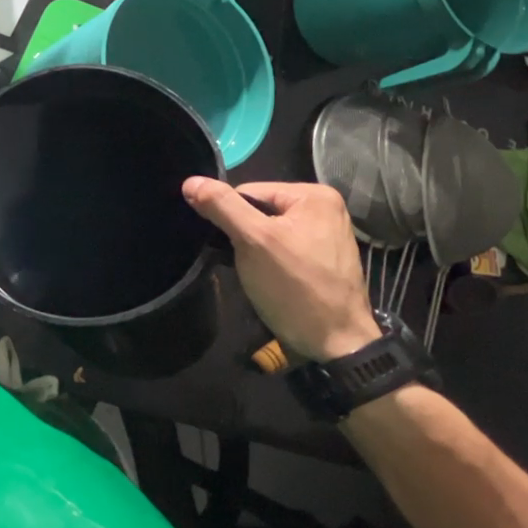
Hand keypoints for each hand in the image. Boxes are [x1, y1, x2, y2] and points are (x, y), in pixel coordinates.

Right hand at [184, 178, 378, 361]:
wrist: (337, 346)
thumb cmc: (296, 288)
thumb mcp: (253, 241)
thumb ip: (221, 206)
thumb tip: (190, 181)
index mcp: (313, 194)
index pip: (248, 192)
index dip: (231, 218)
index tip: (233, 246)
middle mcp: (324, 208)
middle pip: (259, 211)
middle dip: (243, 235)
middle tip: (244, 263)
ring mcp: (326, 235)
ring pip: (268, 231)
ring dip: (253, 250)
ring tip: (255, 274)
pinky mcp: (322, 259)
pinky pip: (282, 248)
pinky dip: (268, 260)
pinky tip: (269, 279)